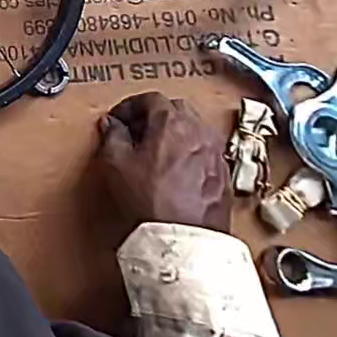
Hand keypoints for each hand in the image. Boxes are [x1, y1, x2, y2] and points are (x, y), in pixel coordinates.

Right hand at [96, 91, 229, 231]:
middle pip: (178, 108)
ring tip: (155, 149)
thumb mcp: (116, 162)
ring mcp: (217, 155)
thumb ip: (112, 135)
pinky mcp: (225, 176)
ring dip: (175, 131)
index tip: (118, 119)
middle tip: (136, 129)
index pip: (151, 98)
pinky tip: (174, 168)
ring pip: (196, 129)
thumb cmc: (150, 199)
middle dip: (155, 114)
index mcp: (172, 124)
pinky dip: (190, 150)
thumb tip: (112, 125)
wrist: (183, 238)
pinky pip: (206, 151)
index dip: (130, 105)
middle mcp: (200, 134)